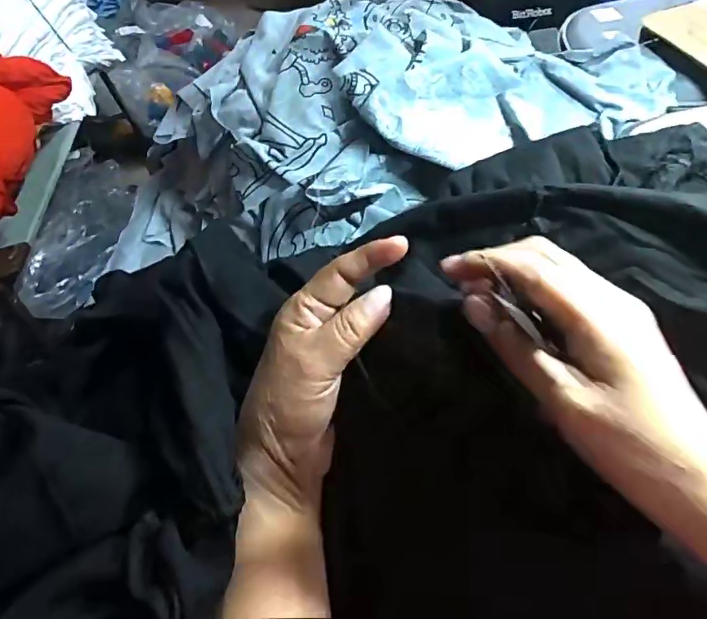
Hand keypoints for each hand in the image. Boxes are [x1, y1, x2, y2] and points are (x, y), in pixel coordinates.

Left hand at [237, 237, 404, 515]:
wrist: (283, 463)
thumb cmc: (289, 403)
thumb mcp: (315, 360)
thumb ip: (349, 327)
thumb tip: (384, 292)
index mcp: (303, 310)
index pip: (339, 273)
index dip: (369, 256)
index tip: (403, 243)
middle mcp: (317, 322)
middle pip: (352, 287)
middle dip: (379, 268)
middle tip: (418, 255)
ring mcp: (333, 347)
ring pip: (364, 312)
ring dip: (387, 297)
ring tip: (423, 283)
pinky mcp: (348, 371)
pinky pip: (372, 341)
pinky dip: (390, 329)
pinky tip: (413, 326)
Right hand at [442, 238, 706, 514]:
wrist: (703, 482)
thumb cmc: (628, 446)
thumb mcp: (561, 400)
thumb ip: (514, 344)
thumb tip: (472, 301)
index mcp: (596, 313)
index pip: (529, 265)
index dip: (482, 261)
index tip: (445, 271)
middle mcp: (612, 297)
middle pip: (544, 252)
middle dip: (497, 258)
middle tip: (462, 282)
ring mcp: (624, 307)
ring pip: (559, 263)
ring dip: (517, 268)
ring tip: (483, 291)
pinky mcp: (627, 321)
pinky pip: (572, 282)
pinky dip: (538, 282)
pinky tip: (521, 306)